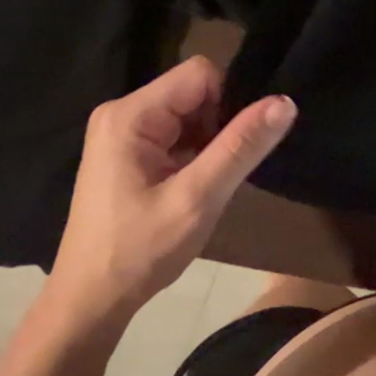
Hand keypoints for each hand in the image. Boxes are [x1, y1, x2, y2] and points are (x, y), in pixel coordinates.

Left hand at [48, 56, 295, 319]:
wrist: (90, 301)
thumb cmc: (140, 251)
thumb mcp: (198, 198)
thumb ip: (241, 147)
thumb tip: (286, 102)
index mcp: (130, 114)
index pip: (200, 73)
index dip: (230, 101)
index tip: (238, 146)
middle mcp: (121, 111)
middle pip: (193, 90)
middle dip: (218, 124)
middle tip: (223, 171)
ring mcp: (120, 132)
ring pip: (188, 112)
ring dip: (208, 140)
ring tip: (208, 182)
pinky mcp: (125, 151)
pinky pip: (174, 131)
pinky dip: (193, 152)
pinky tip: (194, 185)